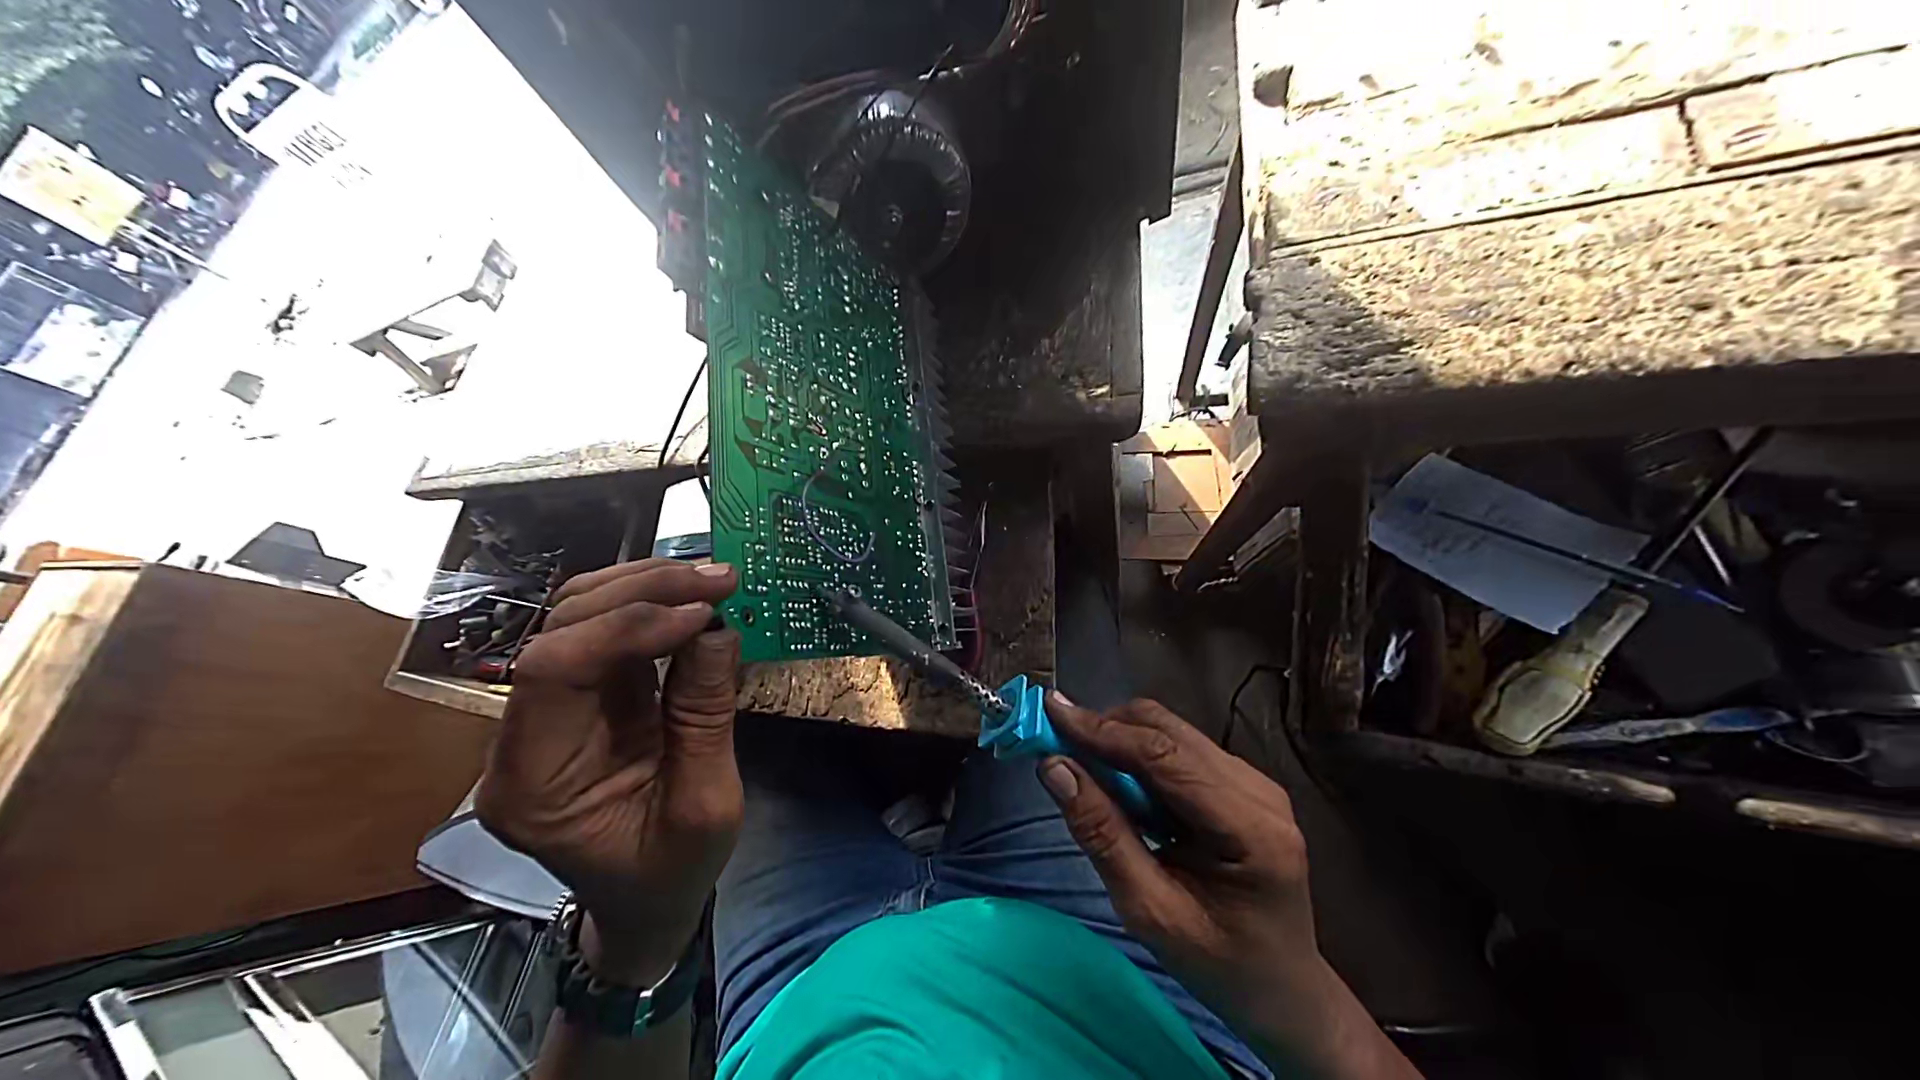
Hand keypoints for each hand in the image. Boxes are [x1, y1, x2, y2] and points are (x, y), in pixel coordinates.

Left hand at [475, 559, 741, 986]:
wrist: (647, 901)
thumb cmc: (670, 873)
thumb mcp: (705, 806)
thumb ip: (705, 715)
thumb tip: (719, 627)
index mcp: (531, 782)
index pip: (551, 671)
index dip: (625, 628)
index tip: (702, 615)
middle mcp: (522, 736)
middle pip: (561, 629)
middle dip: (643, 592)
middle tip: (719, 578)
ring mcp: (549, 711)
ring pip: (578, 617)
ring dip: (647, 586)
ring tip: (712, 578)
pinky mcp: (582, 697)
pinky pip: (606, 632)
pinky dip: (652, 605)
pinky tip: (693, 596)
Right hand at [1040, 694, 1418, 1078]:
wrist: (1281, 989)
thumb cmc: (1218, 964)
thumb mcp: (1150, 912)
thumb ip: (1102, 835)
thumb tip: (1055, 767)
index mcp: (1250, 827)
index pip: (1165, 756)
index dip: (1103, 731)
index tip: (1050, 714)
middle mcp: (1259, 789)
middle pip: (1169, 731)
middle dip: (1106, 729)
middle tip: (1054, 742)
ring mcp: (1255, 782)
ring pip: (1172, 733)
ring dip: (1120, 741)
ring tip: (1081, 767)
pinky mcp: (1242, 784)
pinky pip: (1179, 750)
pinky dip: (1138, 758)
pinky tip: (1121, 789)